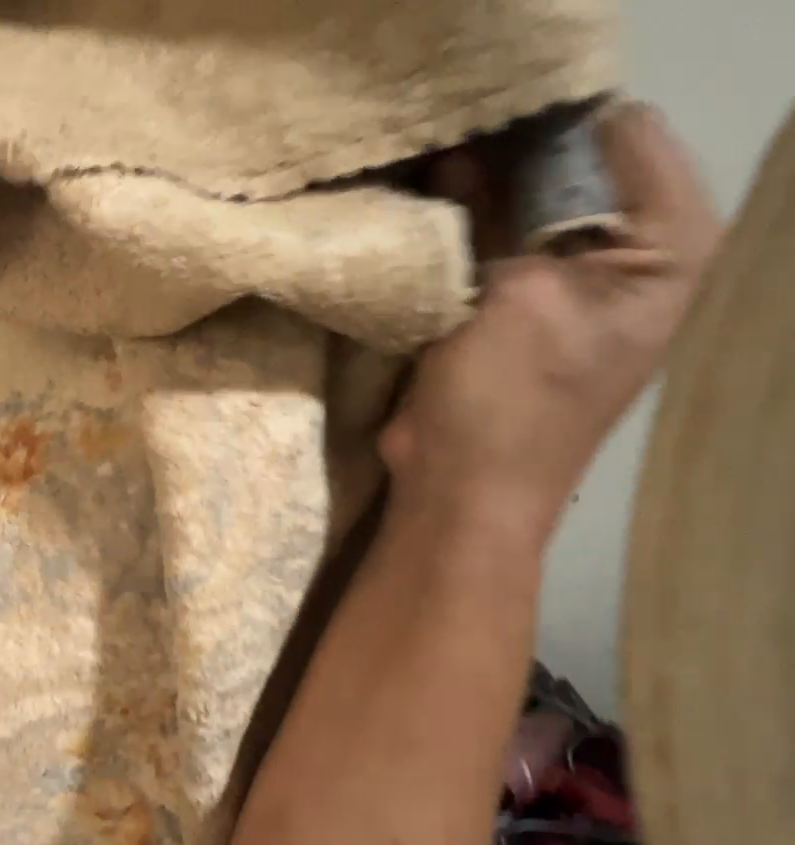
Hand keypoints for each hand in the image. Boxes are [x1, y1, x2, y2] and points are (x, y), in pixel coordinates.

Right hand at [380, 103, 722, 544]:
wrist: (462, 491)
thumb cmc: (509, 401)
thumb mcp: (511, 298)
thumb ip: (492, 219)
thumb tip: (458, 157)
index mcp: (670, 249)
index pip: (623, 141)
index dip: (552, 124)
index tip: (480, 113)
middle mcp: (628, 257)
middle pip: (568, 176)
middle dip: (504, 160)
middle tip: (437, 137)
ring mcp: (565, 286)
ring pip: (519, 217)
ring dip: (470, 201)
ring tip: (417, 172)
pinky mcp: (510, 312)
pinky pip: (487, 254)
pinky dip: (454, 239)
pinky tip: (414, 221)